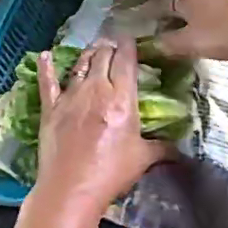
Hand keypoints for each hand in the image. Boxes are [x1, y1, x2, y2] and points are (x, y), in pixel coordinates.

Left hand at [35, 38, 175, 212]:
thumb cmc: (111, 173)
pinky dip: (46, 67)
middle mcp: (96, 89)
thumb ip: (162, 148)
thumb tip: (182, 151)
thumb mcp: (143, 159)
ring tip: (93, 47)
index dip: (128, 46)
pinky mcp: (51, 107)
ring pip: (80, 64)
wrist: (71, 188)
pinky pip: (47, 82)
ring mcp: (71, 96)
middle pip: (103, 57)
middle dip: (109, 46)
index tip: (129, 39)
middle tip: (113, 43)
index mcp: (121, 98)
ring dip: (88, 53)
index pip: (125, 61)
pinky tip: (45, 55)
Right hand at [150, 0, 227, 61]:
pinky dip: (200, 27)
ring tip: (176, 36)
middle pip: (178, 5)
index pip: (160, 3)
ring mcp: (220, 3)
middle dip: (166, 17)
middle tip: (154, 29)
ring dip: (184, 22)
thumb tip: (152, 44)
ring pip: (195, 12)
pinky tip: (203, 37)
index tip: (136, 19)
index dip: (148, 11)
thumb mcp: (190, 42)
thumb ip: (170, 43)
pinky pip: (209, 19)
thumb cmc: (222, 33)